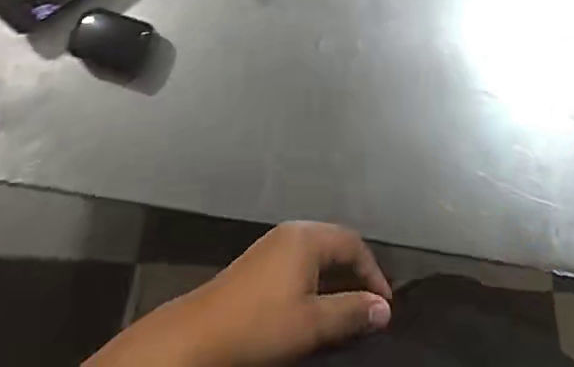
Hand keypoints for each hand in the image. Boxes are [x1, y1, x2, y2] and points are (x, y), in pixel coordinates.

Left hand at [87, 221, 392, 366]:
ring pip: (316, 256)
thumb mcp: (310, 325)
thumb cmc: (257, 327)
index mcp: (308, 238)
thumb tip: (384, 310)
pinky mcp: (256, 265)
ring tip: (344, 310)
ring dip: (334, 280)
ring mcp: (271, 246)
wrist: (190, 341)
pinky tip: (311, 308)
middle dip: (355, 275)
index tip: (383, 305)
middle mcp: (292, 232)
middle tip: (367, 306)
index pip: (354, 245)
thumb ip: (350, 314)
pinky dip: (314, 283)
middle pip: (336, 246)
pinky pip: (298, 264)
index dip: (373, 274)